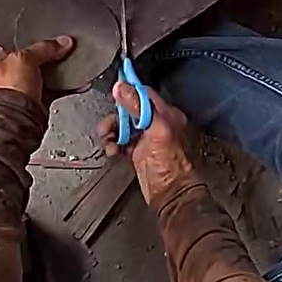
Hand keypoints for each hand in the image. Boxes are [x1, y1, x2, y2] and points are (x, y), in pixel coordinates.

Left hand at [0, 36, 73, 106]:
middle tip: (65, 47)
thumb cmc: (8, 91)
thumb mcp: (25, 58)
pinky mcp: (37, 100)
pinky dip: (68, 86)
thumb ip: (45, 48)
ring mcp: (24, 87)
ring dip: (62, 70)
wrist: (17, 121)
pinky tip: (80, 82)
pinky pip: (56, 89)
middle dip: (51, 54)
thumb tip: (61, 42)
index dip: (33, 36)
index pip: (17, 40)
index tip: (50, 34)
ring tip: (75, 62)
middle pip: (35, 57)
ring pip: (47, 73)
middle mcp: (9, 72)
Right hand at [97, 80, 196, 202]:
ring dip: (111, 131)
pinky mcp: (137, 152)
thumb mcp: (157, 129)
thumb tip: (123, 88)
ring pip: (122, 126)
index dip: (129, 91)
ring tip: (109, 141)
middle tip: (109, 126)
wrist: (170, 194)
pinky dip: (113, 144)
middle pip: (129, 110)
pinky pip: (120, 141)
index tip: (115, 90)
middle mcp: (156, 124)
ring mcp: (146, 139)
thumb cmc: (171, 166)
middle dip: (116, 116)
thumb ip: (139, 107)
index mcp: (166, 114)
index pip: (145, 94)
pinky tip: (112, 150)